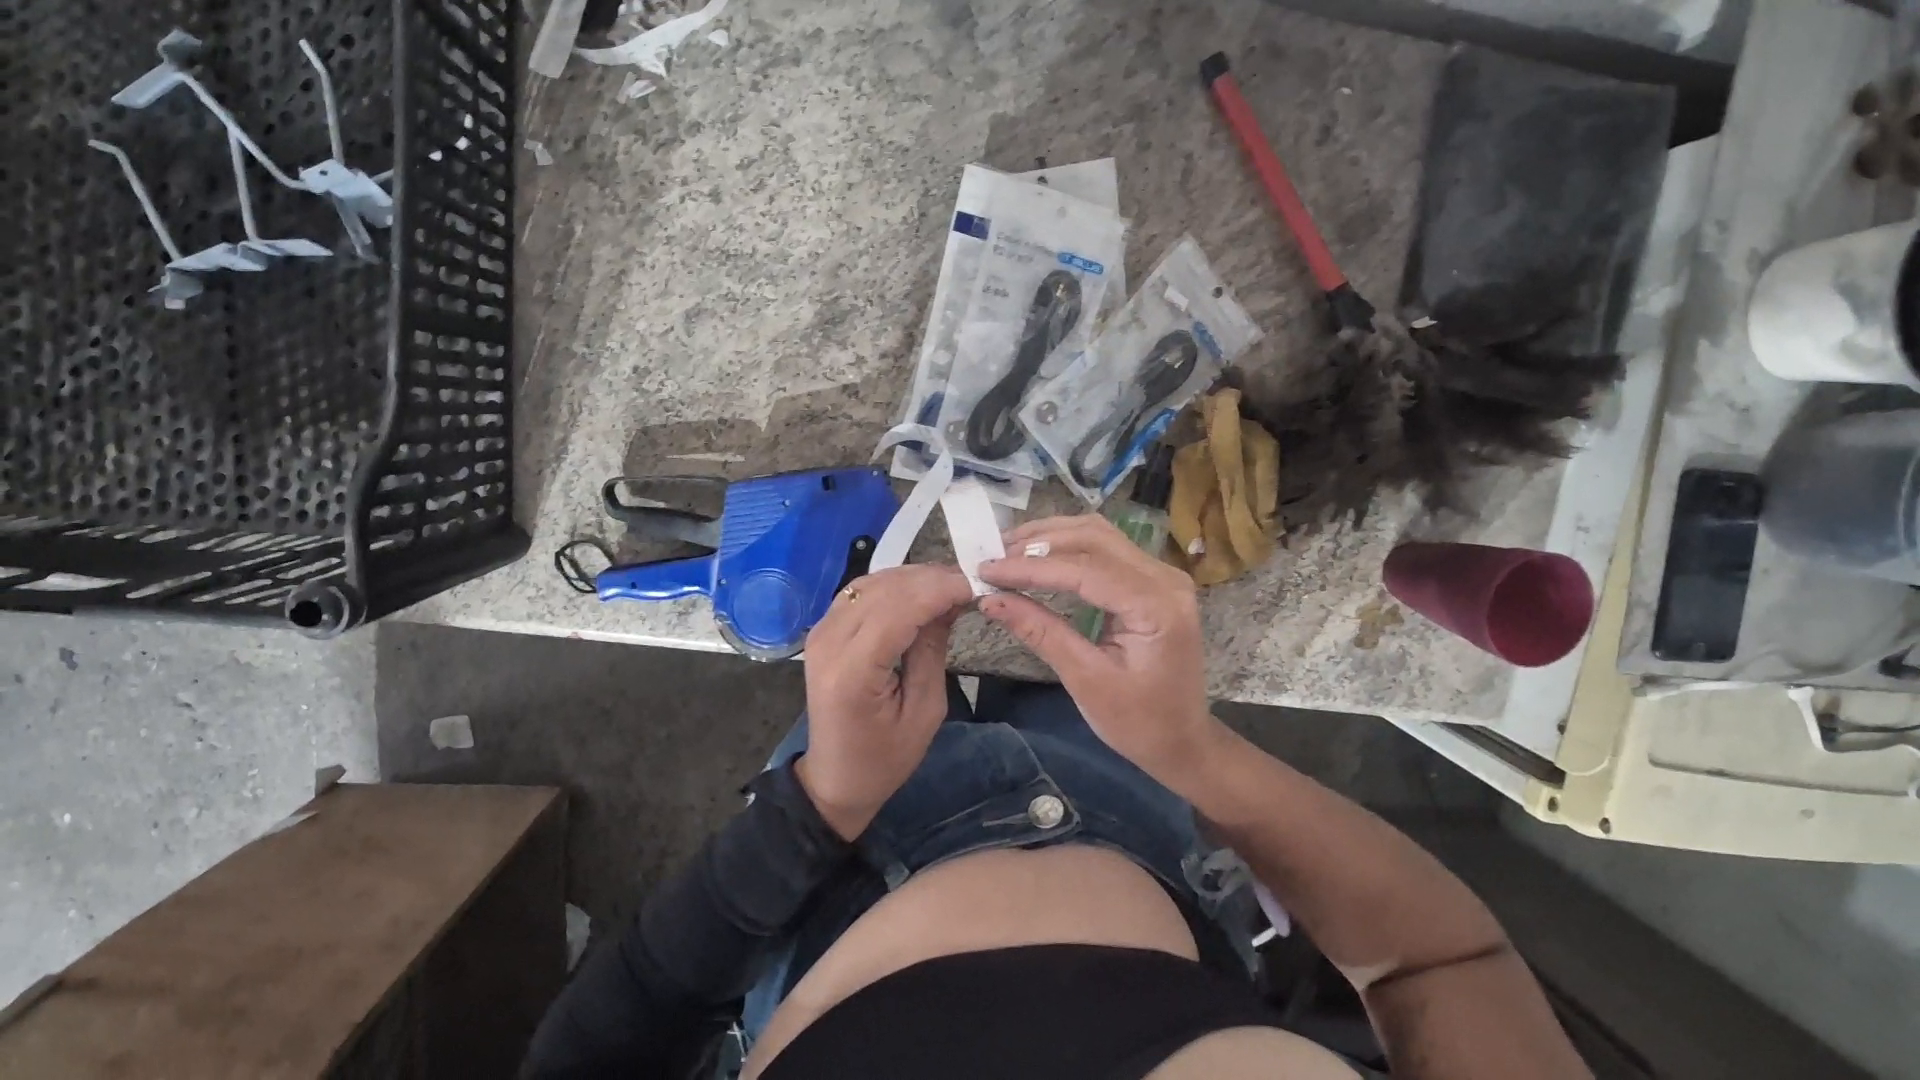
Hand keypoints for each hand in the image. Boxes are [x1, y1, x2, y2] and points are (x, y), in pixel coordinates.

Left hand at [796, 564, 973, 839]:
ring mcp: (820, 633)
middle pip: (884, 589)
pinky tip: (920, 594)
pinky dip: (893, 586)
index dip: (940, 589)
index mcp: (853, 672)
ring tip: (951, 587)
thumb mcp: (925, 712)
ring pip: (871, 583)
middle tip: (970, 584)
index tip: (977, 586)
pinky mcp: (822, 630)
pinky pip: (860, 593)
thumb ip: (932, 651)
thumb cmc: (885, 758)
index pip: (899, 609)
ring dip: (913, 579)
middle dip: (931, 579)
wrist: (835, 777)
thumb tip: (952, 601)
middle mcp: (829, 643)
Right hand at [976, 516, 1223, 785]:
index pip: (1085, 569)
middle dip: (1038, 543)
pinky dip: (1068, 548)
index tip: (986, 570)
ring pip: (1100, 535)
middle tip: (992, 556)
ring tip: (1008, 551)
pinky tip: (1038, 556)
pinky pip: (1107, 549)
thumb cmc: (1138, 722)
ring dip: (1051, 538)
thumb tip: (990, 600)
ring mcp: (1163, 576)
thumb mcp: (1085, 680)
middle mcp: (1166, 579)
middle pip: (1094, 538)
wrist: (1182, 740)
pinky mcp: (1153, 581)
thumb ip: (1041, 632)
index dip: (1032, 567)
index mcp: (1157, 607)